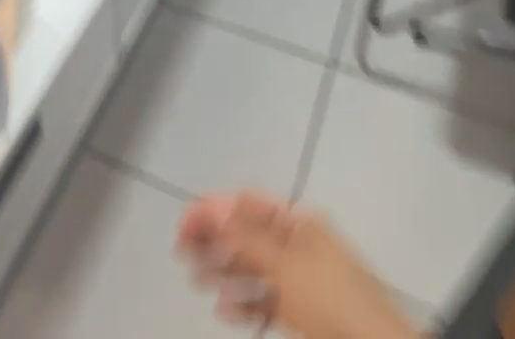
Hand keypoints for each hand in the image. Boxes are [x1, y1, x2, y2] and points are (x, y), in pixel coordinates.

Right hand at [177, 192, 419, 338]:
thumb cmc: (333, 301)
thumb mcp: (286, 266)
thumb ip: (244, 238)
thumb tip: (210, 207)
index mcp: (299, 223)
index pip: (248, 204)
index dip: (215, 208)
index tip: (184, 222)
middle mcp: (297, 244)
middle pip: (246, 235)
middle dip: (213, 241)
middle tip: (181, 253)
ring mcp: (300, 279)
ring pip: (252, 268)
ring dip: (223, 272)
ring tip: (196, 281)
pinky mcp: (302, 310)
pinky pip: (265, 299)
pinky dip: (244, 302)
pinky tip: (224, 310)